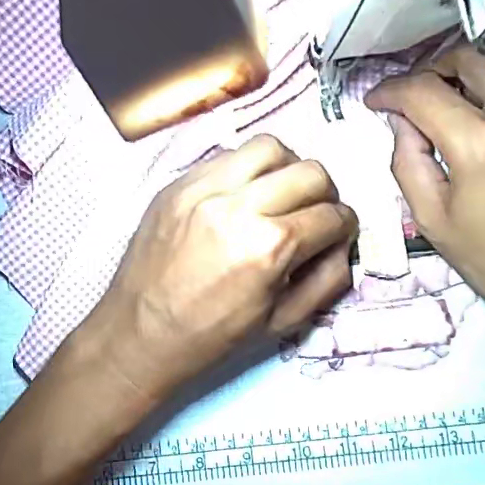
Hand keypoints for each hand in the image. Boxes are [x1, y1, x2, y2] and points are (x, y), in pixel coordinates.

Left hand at [77, 135, 357, 405]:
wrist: (140, 335)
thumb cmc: (214, 337)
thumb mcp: (284, 323)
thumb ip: (328, 280)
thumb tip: (344, 245)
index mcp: (270, 248)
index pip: (332, 215)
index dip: (345, 226)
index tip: (338, 234)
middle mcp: (240, 207)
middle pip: (311, 172)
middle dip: (325, 195)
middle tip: (314, 215)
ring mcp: (204, 189)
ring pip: (270, 147)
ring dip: (288, 169)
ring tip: (281, 195)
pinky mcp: (178, 183)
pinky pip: (228, 155)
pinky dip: (249, 169)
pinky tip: (245, 195)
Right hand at [366, 46, 484, 354]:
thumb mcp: (438, 227)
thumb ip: (409, 166)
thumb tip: (402, 123)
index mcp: (483, 145)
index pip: (423, 91)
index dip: (391, 90)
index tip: (380, 101)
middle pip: (471, 56)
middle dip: (436, 69)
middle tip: (425, 97)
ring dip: (483, 71)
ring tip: (472, 98)